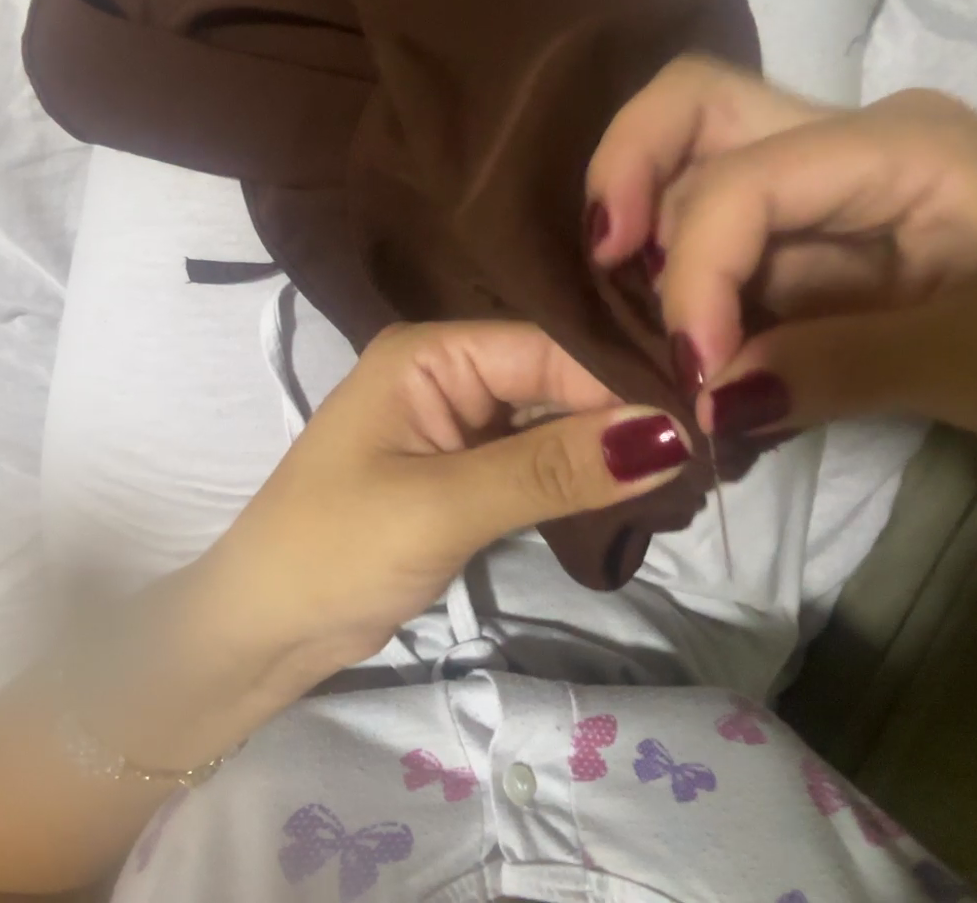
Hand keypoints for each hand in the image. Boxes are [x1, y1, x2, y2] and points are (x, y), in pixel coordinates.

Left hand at [206, 321, 691, 668]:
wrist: (264, 628)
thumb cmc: (335, 550)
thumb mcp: (444, 506)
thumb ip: (552, 468)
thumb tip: (670, 435)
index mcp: (426, 353)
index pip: (546, 347)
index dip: (620, 384)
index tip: (703, 423)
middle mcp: (442, 375)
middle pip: (551, 380)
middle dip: (620, 417)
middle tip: (712, 452)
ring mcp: (451, 427)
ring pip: (547, 423)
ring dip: (604, 450)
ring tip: (690, 474)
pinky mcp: (458, 475)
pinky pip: (530, 463)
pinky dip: (574, 478)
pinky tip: (632, 491)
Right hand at [587, 58, 976, 734]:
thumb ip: (840, 369)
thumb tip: (709, 398)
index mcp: (904, 146)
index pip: (749, 181)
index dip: (698, 273)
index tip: (697, 375)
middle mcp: (841, 150)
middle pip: (697, 109)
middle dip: (627, 173)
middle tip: (600, 258)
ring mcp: (809, 204)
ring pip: (682, 180)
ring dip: (642, 245)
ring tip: (634, 324)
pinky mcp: (789, 260)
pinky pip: (699, 253)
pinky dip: (665, 290)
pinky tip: (662, 338)